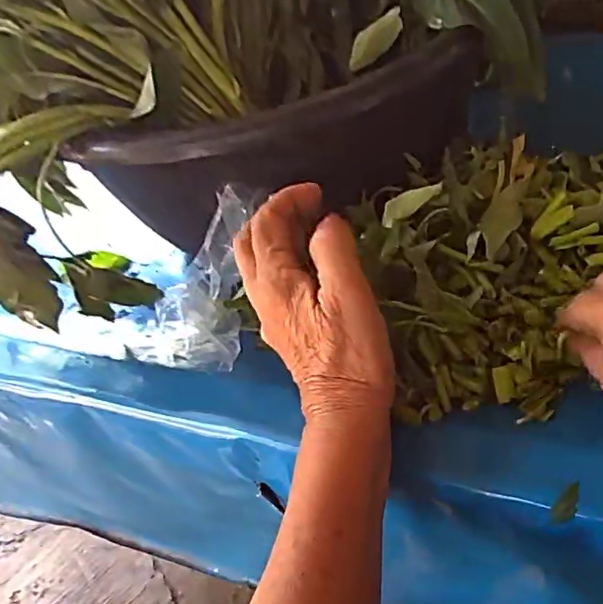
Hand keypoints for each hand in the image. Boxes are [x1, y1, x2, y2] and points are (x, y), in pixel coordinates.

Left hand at [235, 184, 394, 424]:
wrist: (346, 411)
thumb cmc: (352, 355)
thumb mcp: (349, 293)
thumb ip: (332, 248)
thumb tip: (326, 224)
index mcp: (275, 283)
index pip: (267, 224)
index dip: (288, 199)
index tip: (318, 193)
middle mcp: (263, 298)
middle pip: (249, 242)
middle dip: (273, 215)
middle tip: (309, 209)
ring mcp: (270, 318)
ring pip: (256, 265)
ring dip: (276, 239)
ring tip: (310, 232)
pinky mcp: (285, 333)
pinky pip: (271, 285)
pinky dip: (283, 263)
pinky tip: (310, 268)